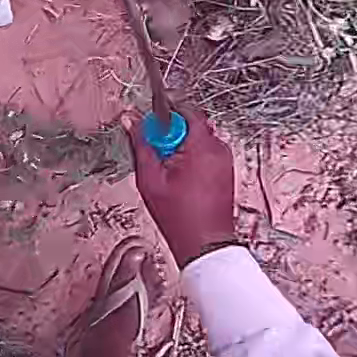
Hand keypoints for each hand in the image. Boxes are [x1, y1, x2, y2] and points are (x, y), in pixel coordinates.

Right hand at [126, 105, 237, 267]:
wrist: (204, 244)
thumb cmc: (181, 216)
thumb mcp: (150, 177)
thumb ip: (141, 144)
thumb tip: (131, 121)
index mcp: (202, 147)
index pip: (183, 111)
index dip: (163, 118)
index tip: (150, 129)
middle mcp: (218, 149)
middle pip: (189, 124)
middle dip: (170, 134)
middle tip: (156, 154)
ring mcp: (224, 160)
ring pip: (196, 138)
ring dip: (180, 146)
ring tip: (168, 170)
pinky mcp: (225, 170)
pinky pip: (204, 151)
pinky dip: (190, 157)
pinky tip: (179, 177)